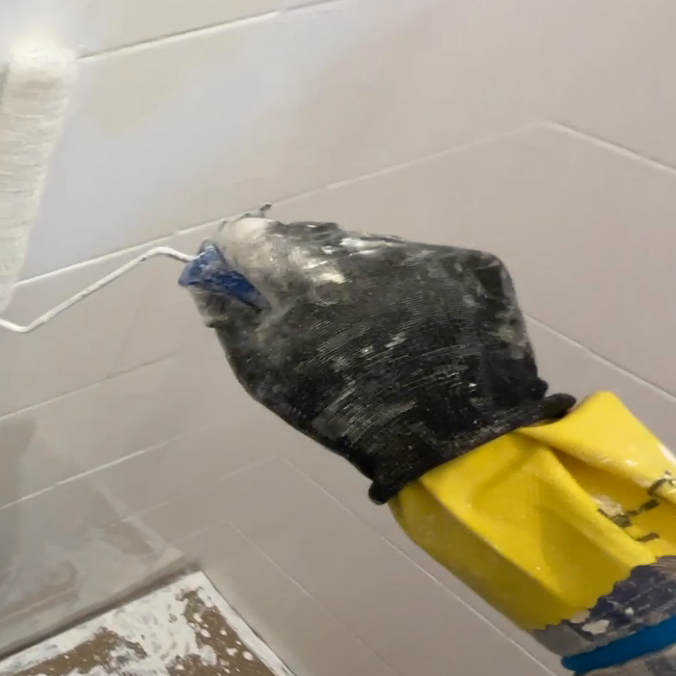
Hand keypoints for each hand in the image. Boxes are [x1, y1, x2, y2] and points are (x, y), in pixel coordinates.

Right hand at [181, 216, 572, 502]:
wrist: (451, 437)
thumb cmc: (337, 408)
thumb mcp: (261, 370)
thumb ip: (230, 317)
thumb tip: (207, 280)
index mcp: (307, 280)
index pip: (253, 237)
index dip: (234, 249)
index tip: (227, 265)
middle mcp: (366, 253)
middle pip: (308, 238)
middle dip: (285, 260)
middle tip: (282, 294)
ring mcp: (424, 254)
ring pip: (360, 246)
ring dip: (338, 270)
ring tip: (343, 313)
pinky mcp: (468, 263)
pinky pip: (410, 259)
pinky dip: (388, 281)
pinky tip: (392, 318)